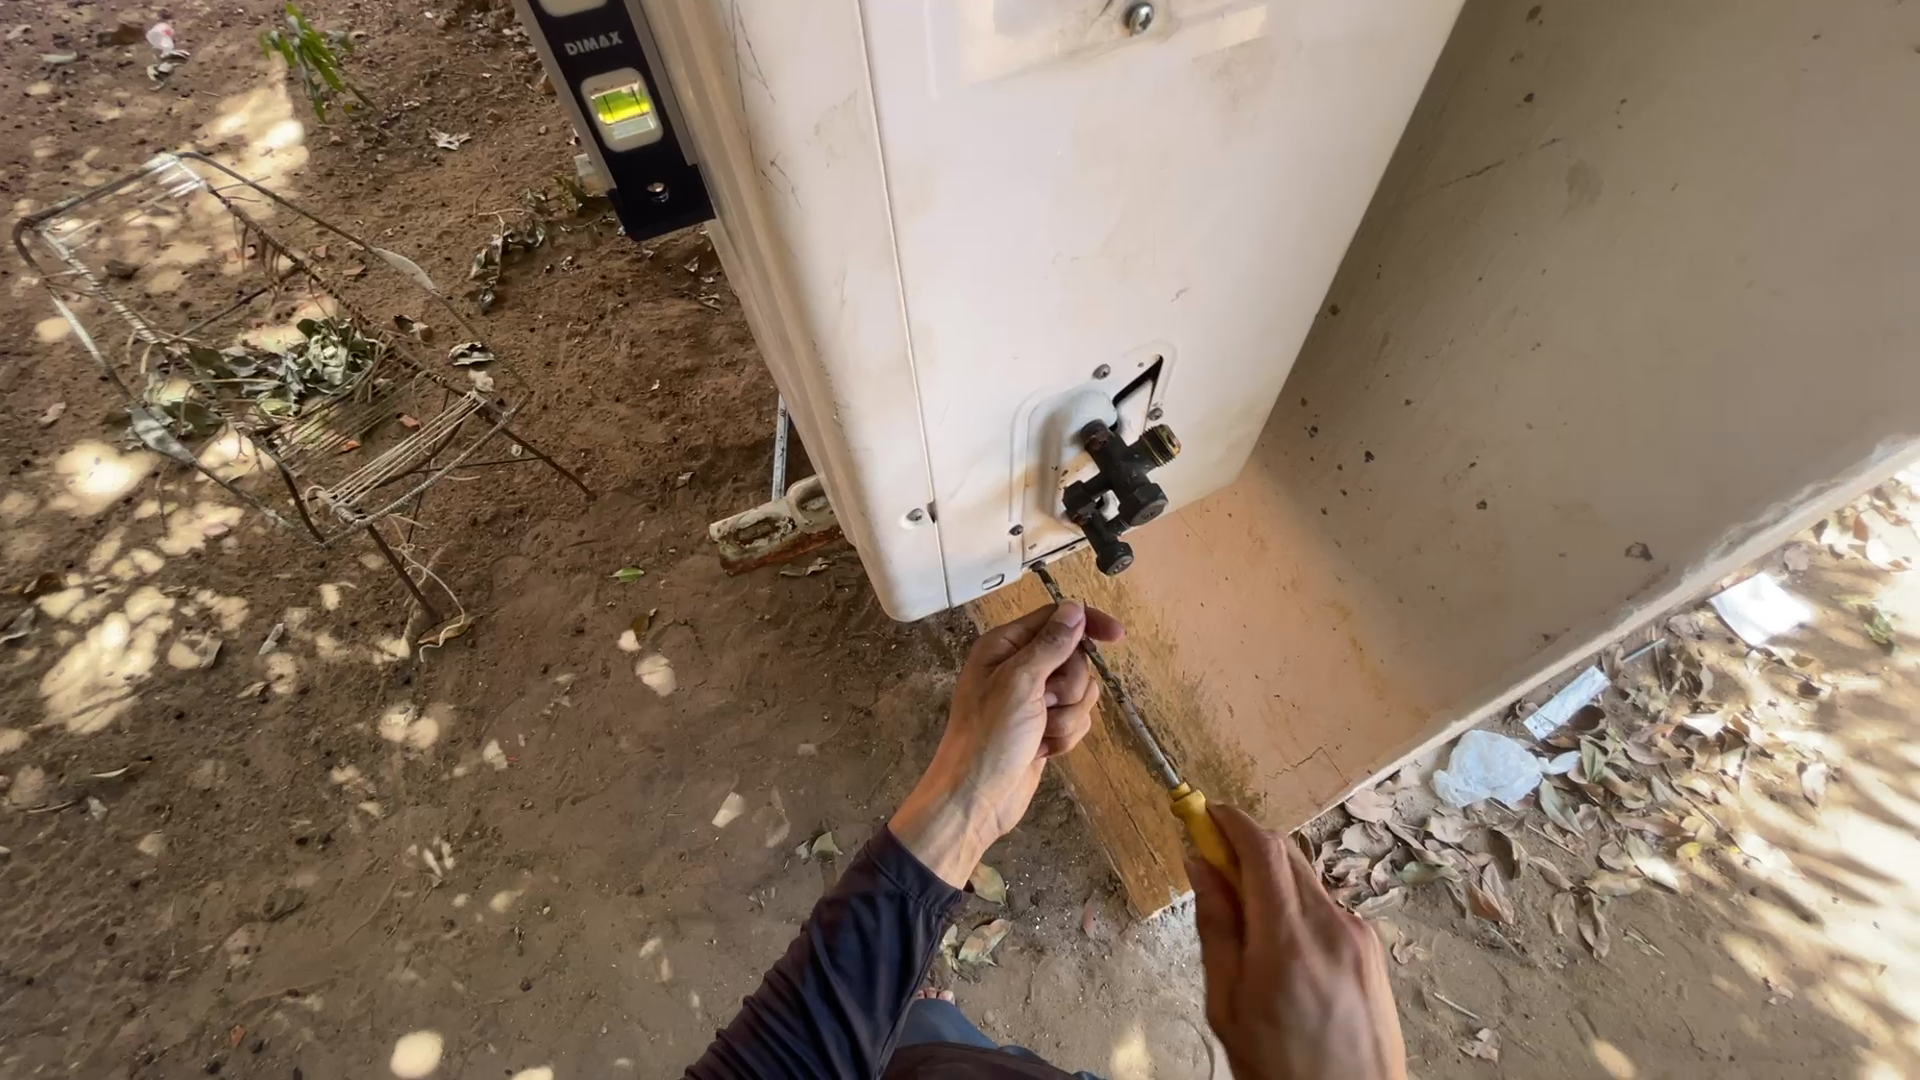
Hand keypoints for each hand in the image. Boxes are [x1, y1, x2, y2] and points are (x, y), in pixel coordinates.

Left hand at [890, 601, 1122, 885]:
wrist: (976, 799)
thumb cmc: (989, 737)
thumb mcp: (1019, 683)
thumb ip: (1050, 644)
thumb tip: (1074, 608)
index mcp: (1004, 646)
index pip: (1055, 618)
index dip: (1087, 623)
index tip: (1117, 636)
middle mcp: (1019, 667)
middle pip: (1075, 658)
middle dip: (1069, 686)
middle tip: (1045, 703)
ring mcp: (1033, 699)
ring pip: (1081, 693)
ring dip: (1068, 716)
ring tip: (1040, 733)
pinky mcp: (1045, 727)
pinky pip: (1076, 719)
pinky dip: (1066, 736)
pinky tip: (1043, 750)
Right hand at [1189, 804, 1406, 1079]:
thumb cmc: (1278, 1068)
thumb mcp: (1226, 1002)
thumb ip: (1215, 925)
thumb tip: (1199, 864)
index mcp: (1288, 942)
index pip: (1263, 850)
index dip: (1231, 821)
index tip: (1205, 815)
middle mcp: (1331, 927)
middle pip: (1285, 853)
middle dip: (1246, 844)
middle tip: (1214, 862)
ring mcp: (1358, 936)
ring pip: (1304, 877)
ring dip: (1270, 876)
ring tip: (1248, 919)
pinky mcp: (1372, 949)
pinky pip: (1324, 904)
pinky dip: (1295, 902)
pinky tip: (1283, 944)